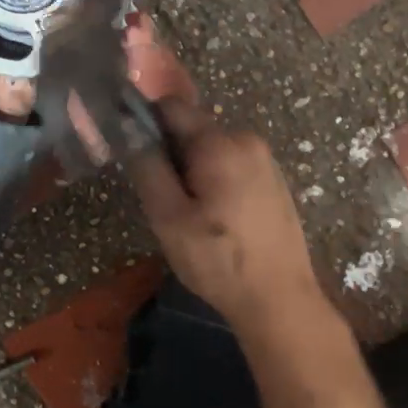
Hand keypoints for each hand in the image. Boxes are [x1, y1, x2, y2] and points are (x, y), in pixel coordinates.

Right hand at [126, 94, 329, 326]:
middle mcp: (246, 139)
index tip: (133, 156)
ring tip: (189, 217)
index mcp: (220, 143)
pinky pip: (231, 165)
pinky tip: (214, 220)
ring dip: (192, 171)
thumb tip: (127, 127)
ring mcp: (265, 160)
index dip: (144, 122)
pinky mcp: (273, 181)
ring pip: (210, 150)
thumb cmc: (218, 260)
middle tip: (164, 201)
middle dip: (170, 155)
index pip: (170, 106)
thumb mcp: (168, 217)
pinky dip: (214, 181)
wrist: (280, 300)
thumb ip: (146, 166)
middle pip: (192, 129)